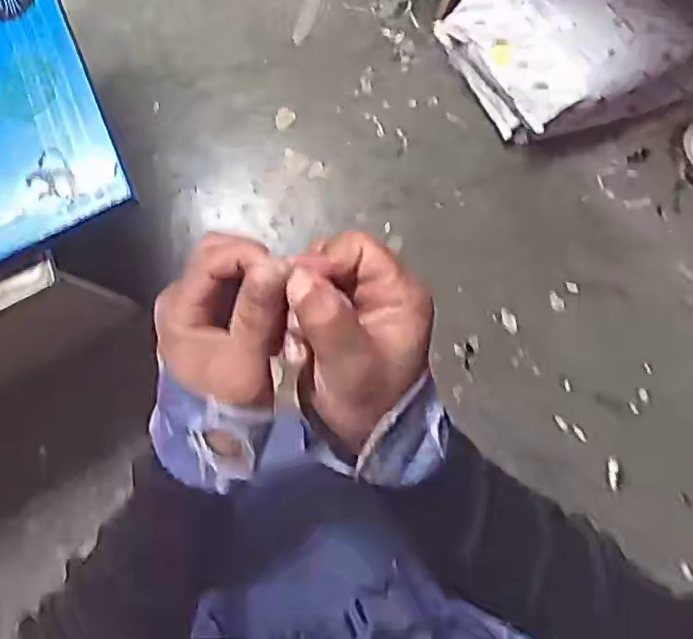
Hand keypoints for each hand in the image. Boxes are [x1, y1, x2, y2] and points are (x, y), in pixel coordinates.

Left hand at [154, 233, 289, 408]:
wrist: (221, 445)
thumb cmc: (229, 407)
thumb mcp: (245, 363)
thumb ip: (257, 313)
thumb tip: (276, 263)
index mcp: (177, 306)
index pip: (211, 257)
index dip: (250, 255)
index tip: (287, 271)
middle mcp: (180, 296)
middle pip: (217, 254)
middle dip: (256, 260)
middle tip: (289, 280)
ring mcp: (196, 303)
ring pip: (229, 265)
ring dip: (260, 272)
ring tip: (288, 290)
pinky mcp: (213, 313)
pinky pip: (237, 283)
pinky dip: (260, 285)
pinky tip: (281, 302)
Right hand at [286, 232, 433, 454]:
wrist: (365, 444)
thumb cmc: (368, 406)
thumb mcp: (350, 368)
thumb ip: (329, 321)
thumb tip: (300, 276)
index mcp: (398, 292)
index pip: (355, 248)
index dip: (323, 261)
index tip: (296, 289)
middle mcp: (380, 289)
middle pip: (331, 257)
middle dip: (305, 284)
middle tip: (293, 318)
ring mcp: (358, 301)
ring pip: (313, 275)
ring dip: (296, 300)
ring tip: (295, 336)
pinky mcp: (336, 313)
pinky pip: (305, 295)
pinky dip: (293, 312)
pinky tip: (294, 341)